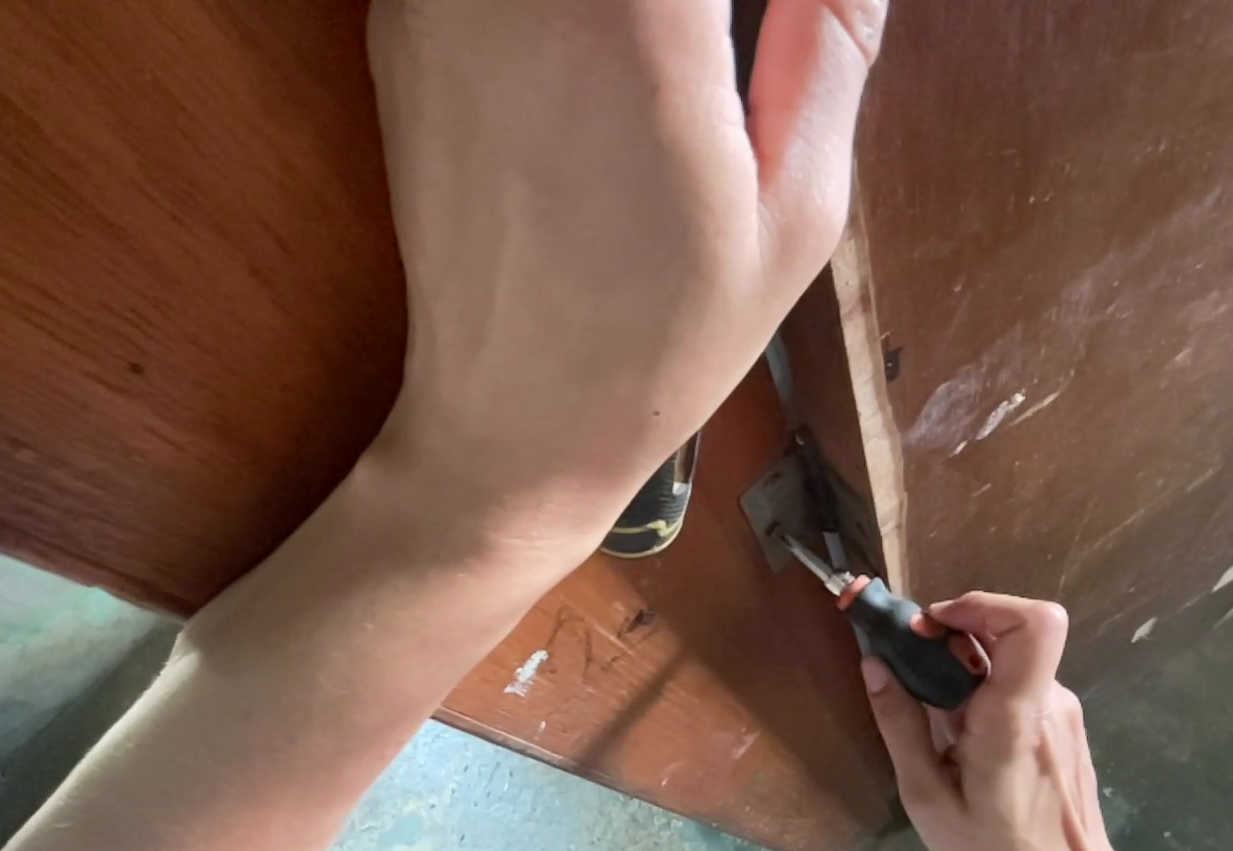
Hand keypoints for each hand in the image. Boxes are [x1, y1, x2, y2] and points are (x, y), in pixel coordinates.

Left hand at [365, 0, 886, 543]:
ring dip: (637, 15)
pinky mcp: (401, 31)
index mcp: (636, 12)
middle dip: (688, 9)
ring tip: (672, 66)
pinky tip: (595, 71)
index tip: (759, 36)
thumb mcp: (793, 215)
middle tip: (721, 51)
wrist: (513, 426)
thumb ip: (832, 38)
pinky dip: (557, 12)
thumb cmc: (659, 347)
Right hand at [865, 592, 1128, 850]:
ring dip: (961, 664)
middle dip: (949, 634)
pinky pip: (1014, 678)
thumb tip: (873, 663)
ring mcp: (1060, 708)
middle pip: (1005, 630)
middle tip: (908, 668)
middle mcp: (1047, 700)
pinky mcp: (1062, 718)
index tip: (931, 627)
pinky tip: (961, 733)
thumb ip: (899, 725)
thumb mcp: (926, 797)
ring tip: (932, 715)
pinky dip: (979, 684)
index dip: (980, 606)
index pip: (1032, 624)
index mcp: (1013, 717)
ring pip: (1004, 655)